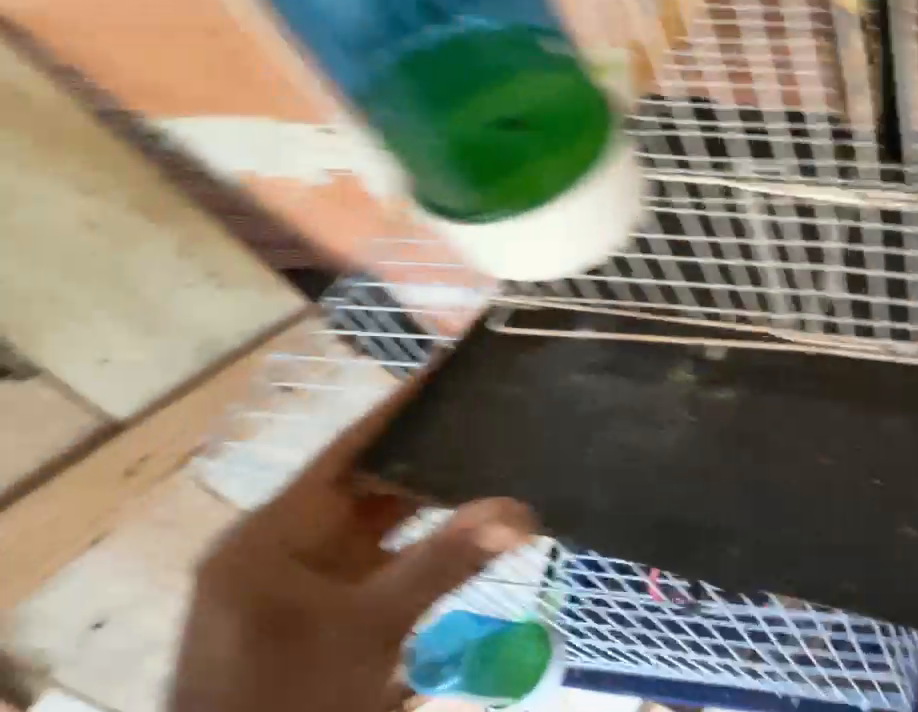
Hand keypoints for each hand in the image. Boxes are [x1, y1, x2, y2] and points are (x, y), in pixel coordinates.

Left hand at [168, 378, 536, 711]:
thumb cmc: (287, 696)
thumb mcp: (367, 629)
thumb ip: (444, 563)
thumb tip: (524, 509)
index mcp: (273, 534)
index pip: (351, 447)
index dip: (404, 403)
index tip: (455, 359)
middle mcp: (289, 545)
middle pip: (373, 478)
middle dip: (437, 446)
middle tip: (501, 404)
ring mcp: (310, 579)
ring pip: (387, 518)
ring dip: (442, 493)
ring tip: (504, 449)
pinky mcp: (332, 608)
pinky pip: (393, 554)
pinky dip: (435, 538)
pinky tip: (479, 519)